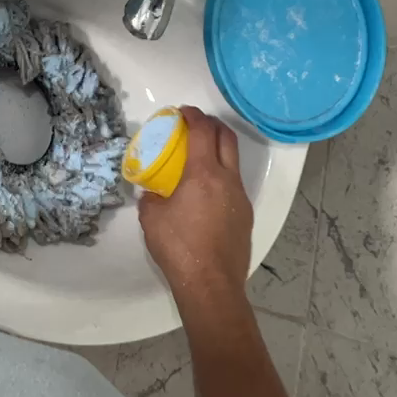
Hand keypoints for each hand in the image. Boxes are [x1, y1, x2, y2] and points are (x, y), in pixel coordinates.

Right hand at [138, 107, 252, 307]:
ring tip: (198, 155)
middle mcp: (227, 180)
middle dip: (212, 125)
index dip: (193, 116)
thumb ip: (151, 196)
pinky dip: (220, 174)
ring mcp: (240, 198)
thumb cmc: (178, 247)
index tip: (182, 112)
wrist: (211, 285)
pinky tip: (204, 190)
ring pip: (233, 162)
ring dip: (218, 149)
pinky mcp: (245, 216)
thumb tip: (153, 192)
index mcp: (203, 174)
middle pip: (227, 139)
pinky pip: (233, 184)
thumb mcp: (151, 217)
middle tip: (194, 124)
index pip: (203, 132)